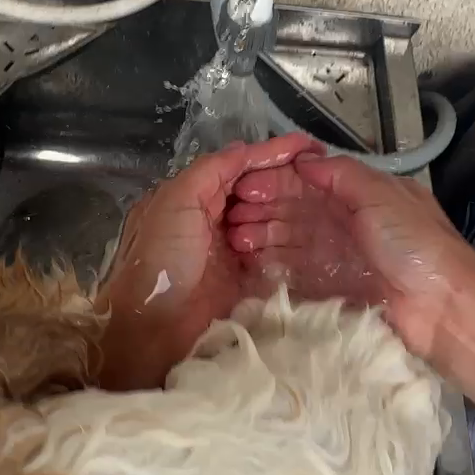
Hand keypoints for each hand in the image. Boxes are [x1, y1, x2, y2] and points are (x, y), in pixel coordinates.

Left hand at [97, 132, 318, 389]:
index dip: (271, 154)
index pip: (239, 166)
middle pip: (258, 192)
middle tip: (322, 174)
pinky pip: (276, 255)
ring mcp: (234, 251)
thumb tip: (246, 148)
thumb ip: (211, 170)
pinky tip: (318, 232)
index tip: (308, 145)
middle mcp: (215, 219)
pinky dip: (293, 244)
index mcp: (195, 197)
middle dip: (287, 180)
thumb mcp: (176, 201)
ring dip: (291, 211)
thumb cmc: (161, 258)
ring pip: (270, 221)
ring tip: (322, 201)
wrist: (152, 329)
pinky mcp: (248, 281)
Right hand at [227, 153, 474, 360]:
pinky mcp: (334, 287)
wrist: (443, 308)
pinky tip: (249, 262)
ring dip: (262, 236)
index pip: (308, 180)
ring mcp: (338, 256)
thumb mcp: (381, 194)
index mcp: (360, 194)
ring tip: (233, 239)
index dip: (275, 181)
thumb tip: (302, 160)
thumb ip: (340, 174)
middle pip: (294, 210)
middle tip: (229, 217)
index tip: (243, 187)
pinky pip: (297, 271)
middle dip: (261, 209)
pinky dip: (273, 264)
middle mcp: (346, 222)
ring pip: (291, 239)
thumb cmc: (414, 243)